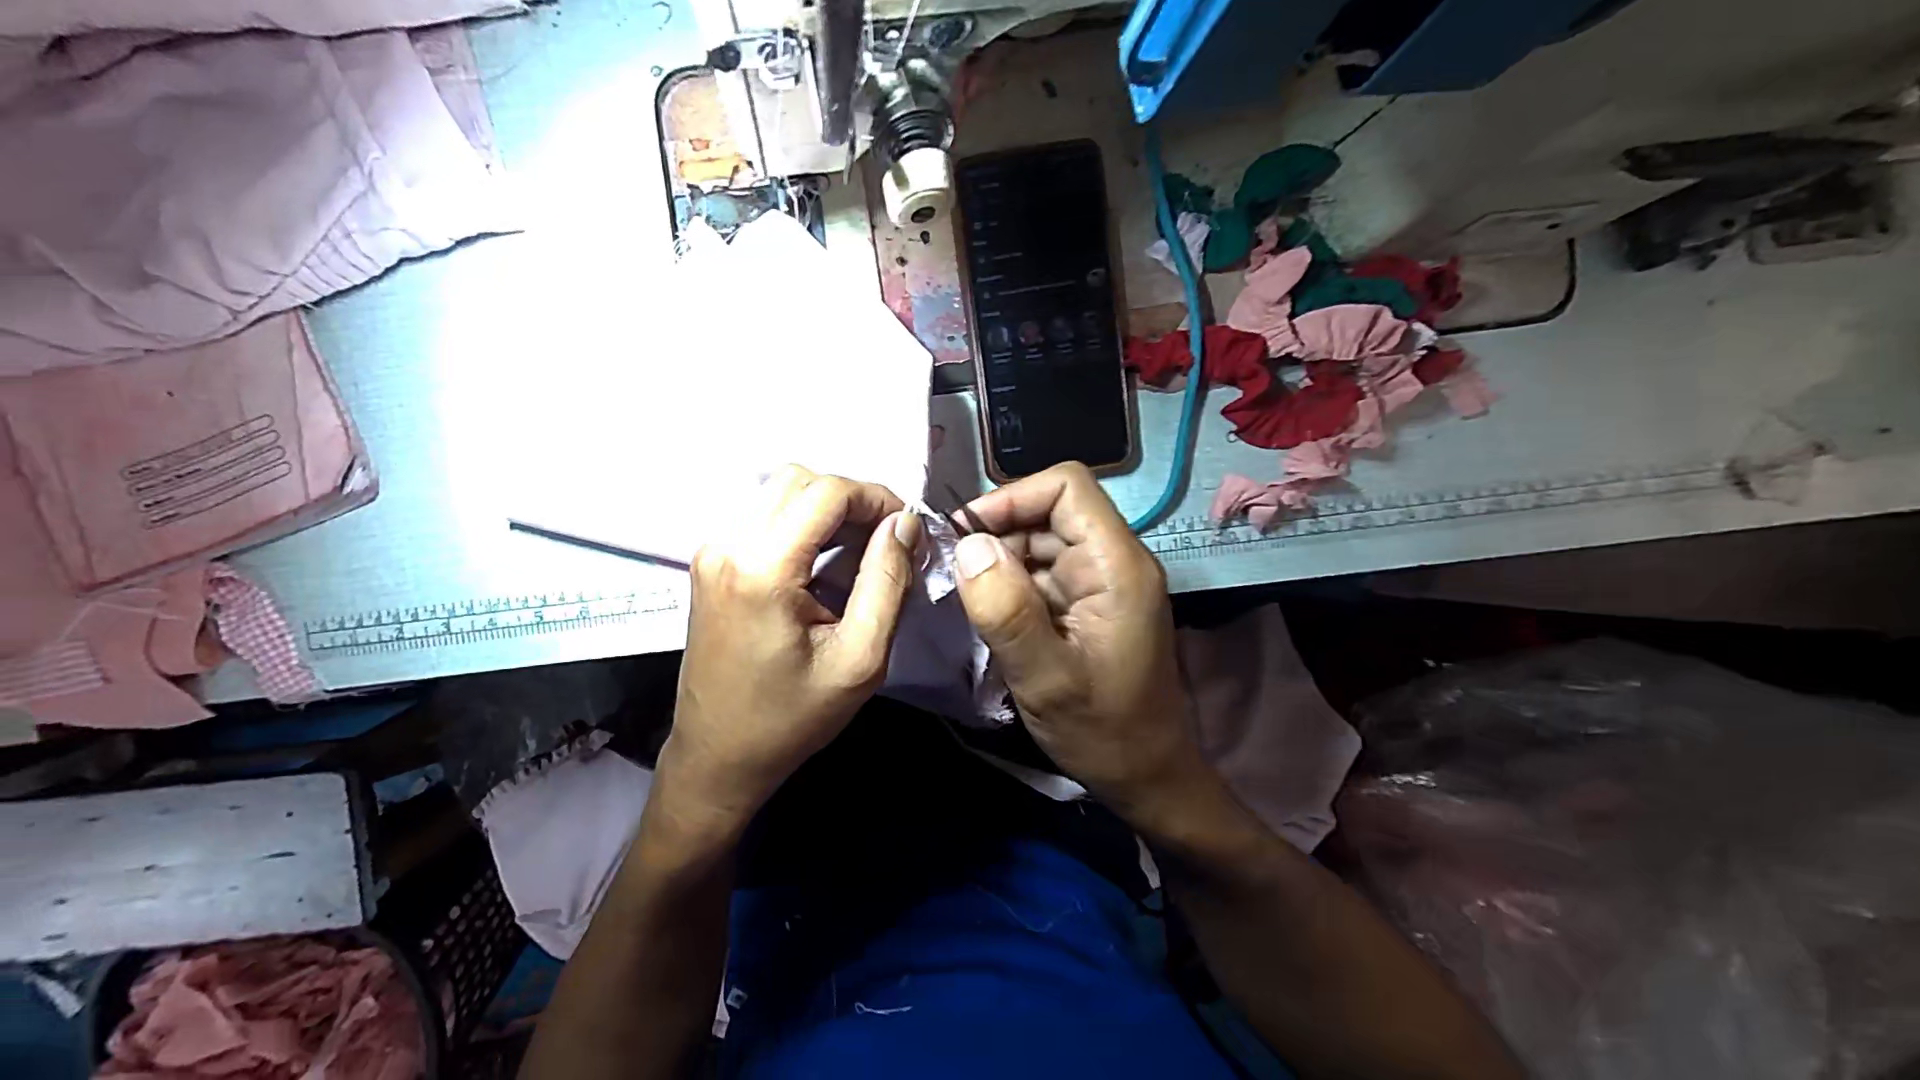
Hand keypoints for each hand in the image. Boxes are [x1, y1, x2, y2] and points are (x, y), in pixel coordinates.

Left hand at [661, 466, 920, 837]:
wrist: (719, 754)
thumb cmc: (791, 717)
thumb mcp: (860, 659)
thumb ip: (887, 581)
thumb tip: (904, 522)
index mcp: (760, 568)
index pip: (827, 491)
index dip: (877, 499)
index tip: (908, 530)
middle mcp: (726, 545)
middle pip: (800, 479)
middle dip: (853, 500)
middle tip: (886, 542)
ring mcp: (712, 550)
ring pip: (781, 491)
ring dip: (828, 510)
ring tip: (858, 554)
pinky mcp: (711, 561)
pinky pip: (764, 515)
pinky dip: (803, 523)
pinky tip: (823, 564)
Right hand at [951, 463, 1214, 821]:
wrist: (1147, 777)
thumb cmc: (1104, 731)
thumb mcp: (1046, 678)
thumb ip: (1006, 610)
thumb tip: (968, 545)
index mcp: (1117, 565)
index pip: (1067, 486)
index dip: (1013, 497)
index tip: (968, 534)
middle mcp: (1114, 561)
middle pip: (1050, 511)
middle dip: (999, 534)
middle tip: (955, 573)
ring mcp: (1102, 583)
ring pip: (1042, 542)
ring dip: (1001, 561)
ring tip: (967, 597)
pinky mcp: (1089, 605)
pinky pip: (1044, 574)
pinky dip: (1012, 584)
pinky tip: (989, 614)